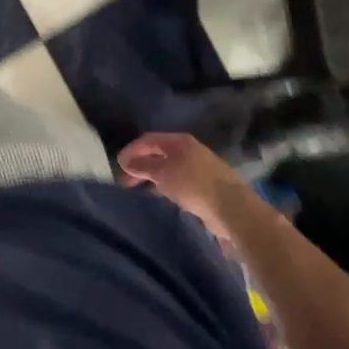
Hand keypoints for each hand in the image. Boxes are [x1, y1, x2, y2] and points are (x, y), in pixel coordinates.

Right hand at [117, 132, 256, 238]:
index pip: (149, 140)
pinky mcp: (202, 186)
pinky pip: (176, 182)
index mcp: (179, 142)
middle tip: (124, 181)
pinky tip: (157, 197)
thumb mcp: (162, 173)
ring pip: (167, 169)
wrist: (230, 208)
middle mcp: (188, 151)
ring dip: (151, 178)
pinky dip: (163, 187)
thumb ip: (143, 166)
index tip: (118, 165)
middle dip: (139, 166)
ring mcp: (197, 168)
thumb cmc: (193, 185)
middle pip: (158, 154)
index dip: (131, 150)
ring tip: (136, 191)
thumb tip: (126, 162)